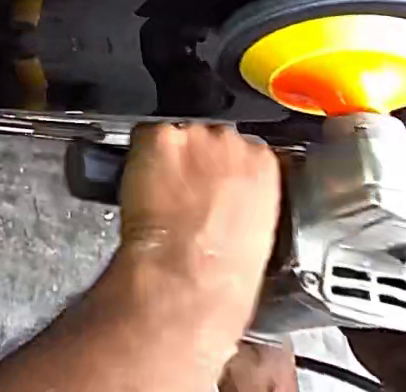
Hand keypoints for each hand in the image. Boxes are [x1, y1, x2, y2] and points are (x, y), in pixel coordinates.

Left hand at [115, 122, 281, 345]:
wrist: (187, 271)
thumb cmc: (224, 266)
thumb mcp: (259, 225)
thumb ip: (246, 190)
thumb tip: (228, 186)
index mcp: (262, 162)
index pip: (241, 145)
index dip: (222, 164)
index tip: (214, 176)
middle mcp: (228, 140)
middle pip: (206, 135)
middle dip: (197, 156)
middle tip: (187, 185)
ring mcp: (189, 135)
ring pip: (175, 134)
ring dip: (170, 154)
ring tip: (166, 187)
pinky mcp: (155, 136)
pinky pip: (145, 135)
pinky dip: (143, 152)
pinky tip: (147, 179)